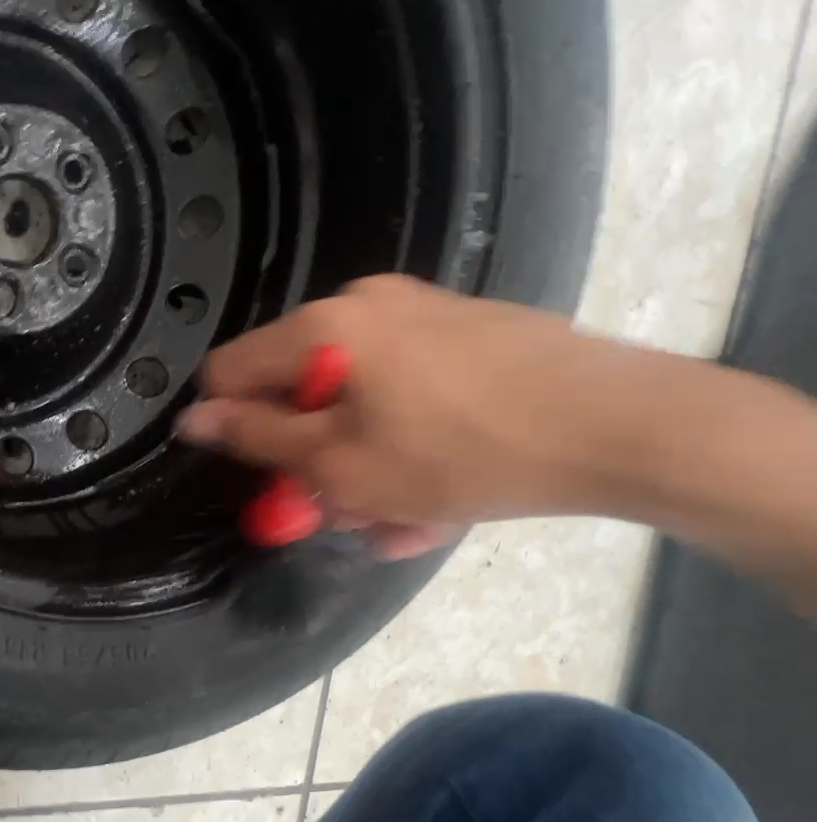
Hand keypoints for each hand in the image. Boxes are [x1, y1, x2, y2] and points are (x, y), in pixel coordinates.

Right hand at [175, 275, 633, 556]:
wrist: (628, 429)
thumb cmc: (461, 453)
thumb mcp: (338, 465)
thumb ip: (254, 439)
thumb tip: (192, 419)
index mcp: (321, 330)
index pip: (227, 372)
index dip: (231, 427)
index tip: (265, 474)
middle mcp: (363, 306)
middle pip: (296, 387)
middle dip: (306, 453)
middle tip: (334, 507)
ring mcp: (422, 314)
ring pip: (355, 397)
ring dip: (357, 457)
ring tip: (394, 515)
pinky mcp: (470, 332)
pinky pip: (407, 389)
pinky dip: (403, 436)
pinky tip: (435, 489)